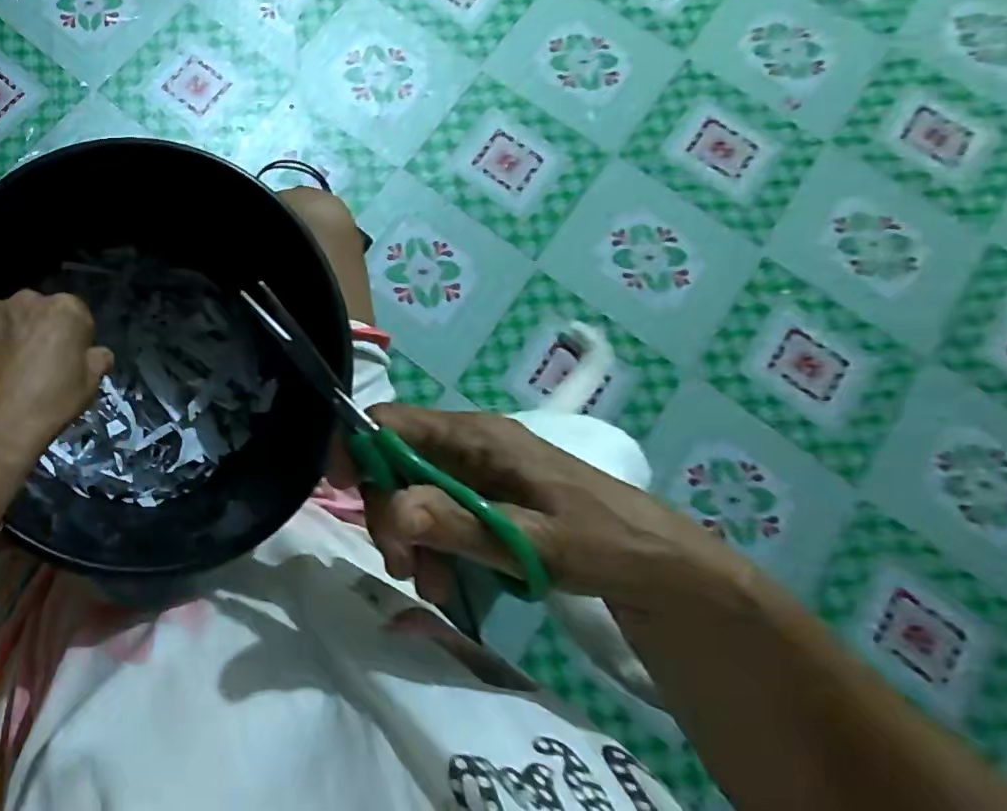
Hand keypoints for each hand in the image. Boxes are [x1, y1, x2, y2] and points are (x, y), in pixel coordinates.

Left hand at [0, 290, 112, 523]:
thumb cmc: (48, 404)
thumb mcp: (88, 386)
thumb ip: (98, 360)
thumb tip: (97, 353)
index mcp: (65, 309)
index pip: (77, 315)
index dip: (75, 339)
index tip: (68, 361)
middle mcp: (29, 299)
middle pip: (42, 311)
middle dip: (43, 330)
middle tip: (38, 364)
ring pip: (10, 318)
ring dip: (13, 334)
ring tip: (9, 368)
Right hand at [362, 403, 753, 615]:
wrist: (666, 569)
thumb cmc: (606, 543)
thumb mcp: (536, 542)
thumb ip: (462, 525)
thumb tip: (393, 509)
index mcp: (477, 436)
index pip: (391, 421)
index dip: (356, 447)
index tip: (341, 492)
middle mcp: (468, 444)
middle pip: (394, 461)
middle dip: (388, 511)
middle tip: (402, 564)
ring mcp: (475, 470)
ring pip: (411, 491)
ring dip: (409, 536)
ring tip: (431, 586)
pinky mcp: (483, 497)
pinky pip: (435, 512)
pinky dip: (431, 545)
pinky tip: (445, 582)